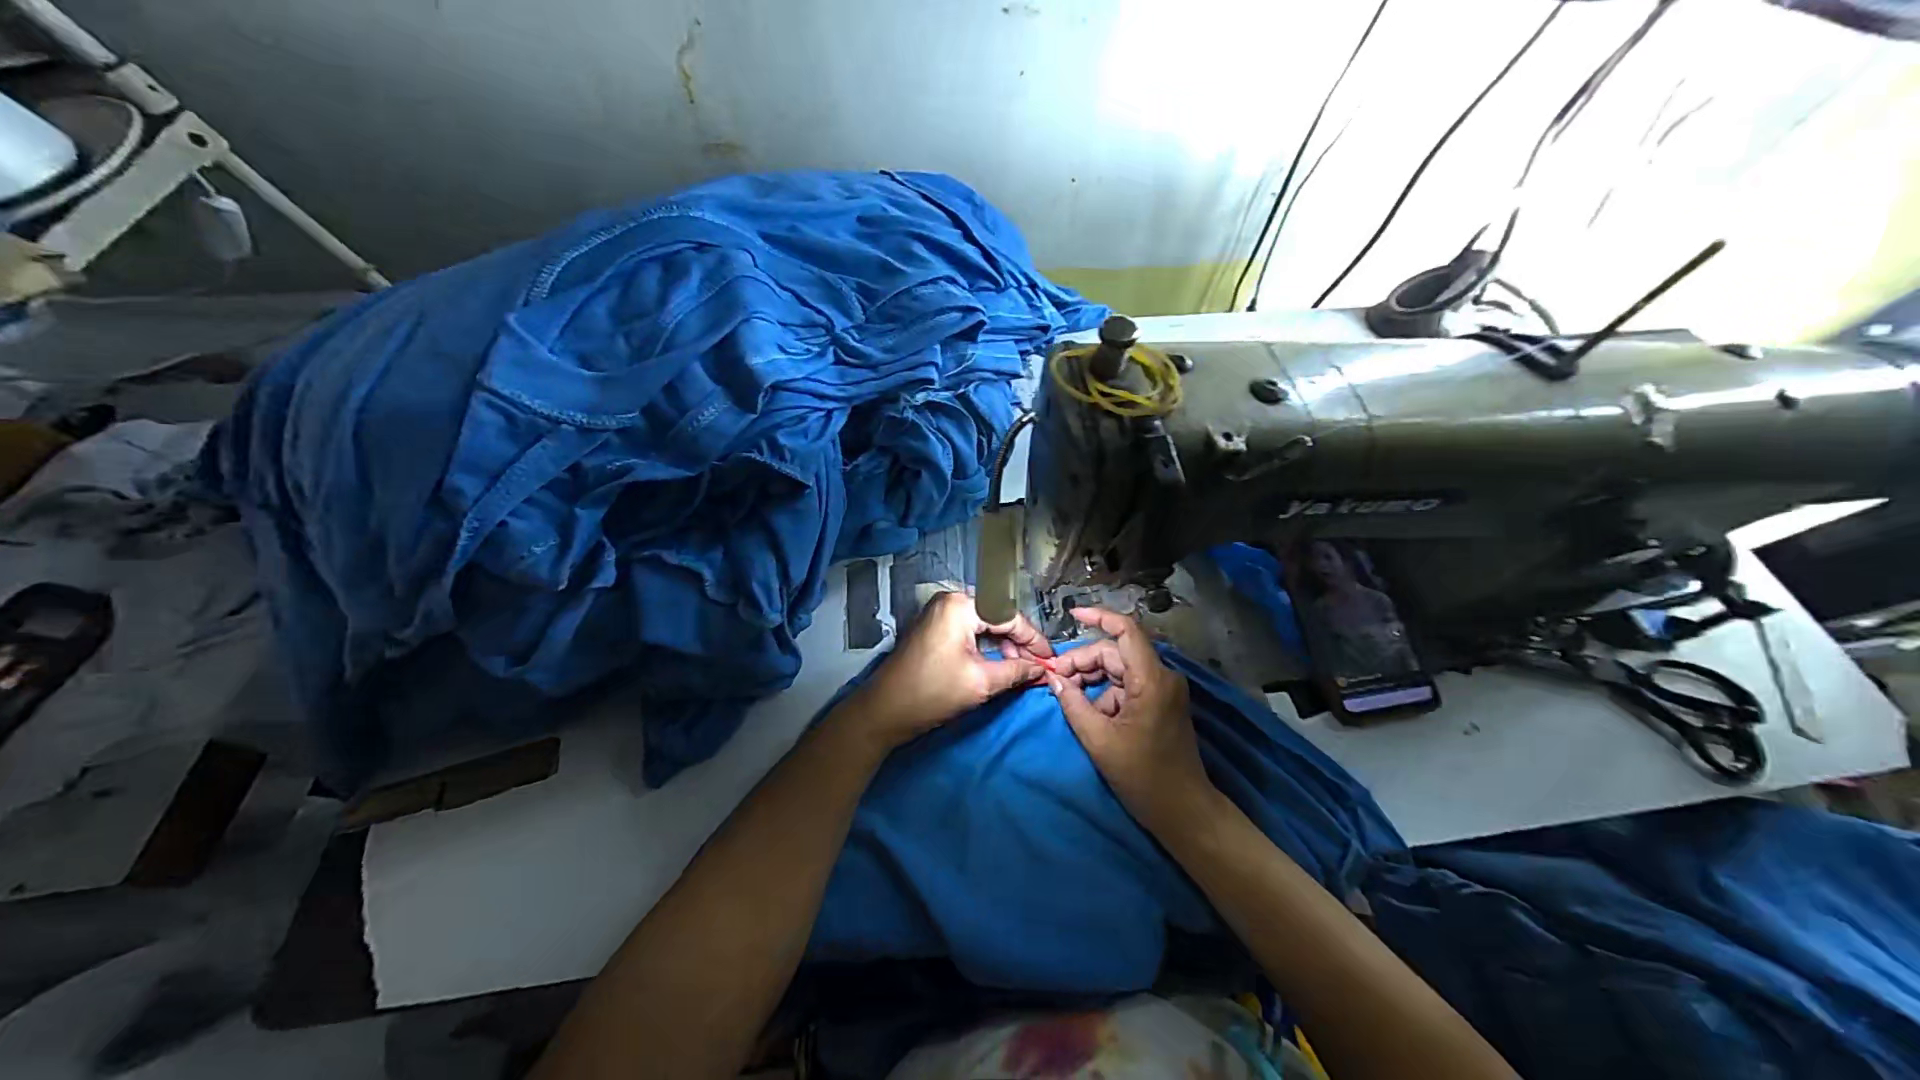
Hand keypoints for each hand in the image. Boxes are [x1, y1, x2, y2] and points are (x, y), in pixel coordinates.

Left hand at [844, 590, 1050, 750]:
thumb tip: (1042, 668)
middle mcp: (950, 600)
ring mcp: (940, 612)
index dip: (1034, 639)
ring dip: (1004, 644)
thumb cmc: (932, 693)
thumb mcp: (981, 682)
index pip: (1010, 616)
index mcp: (961, 605)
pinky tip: (1001, 663)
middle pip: (998, 615)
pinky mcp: (935, 626)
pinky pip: (970, 629)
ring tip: (1022, 668)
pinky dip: (987, 645)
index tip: (1051, 659)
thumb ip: (1016, 670)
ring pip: (985, 622)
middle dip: (1020, 641)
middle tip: (1039, 666)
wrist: (883, 710)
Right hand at [1046, 607, 1215, 834]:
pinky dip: (1106, 694)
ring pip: (1120, 670)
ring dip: (1092, 679)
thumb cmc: (1141, 776)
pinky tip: (1089, 713)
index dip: (1099, 617)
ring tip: (1067, 697)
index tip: (1072, 614)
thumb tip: (1054, 679)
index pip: (1126, 631)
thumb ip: (1073, 704)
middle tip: (1055, 679)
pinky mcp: (1161, 704)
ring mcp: (1164, 691)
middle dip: (1084, 661)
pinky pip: (1128, 686)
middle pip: (1117, 653)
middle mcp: (1162, 677)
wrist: (1183, 810)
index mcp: (1151, 680)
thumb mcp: (1098, 740)